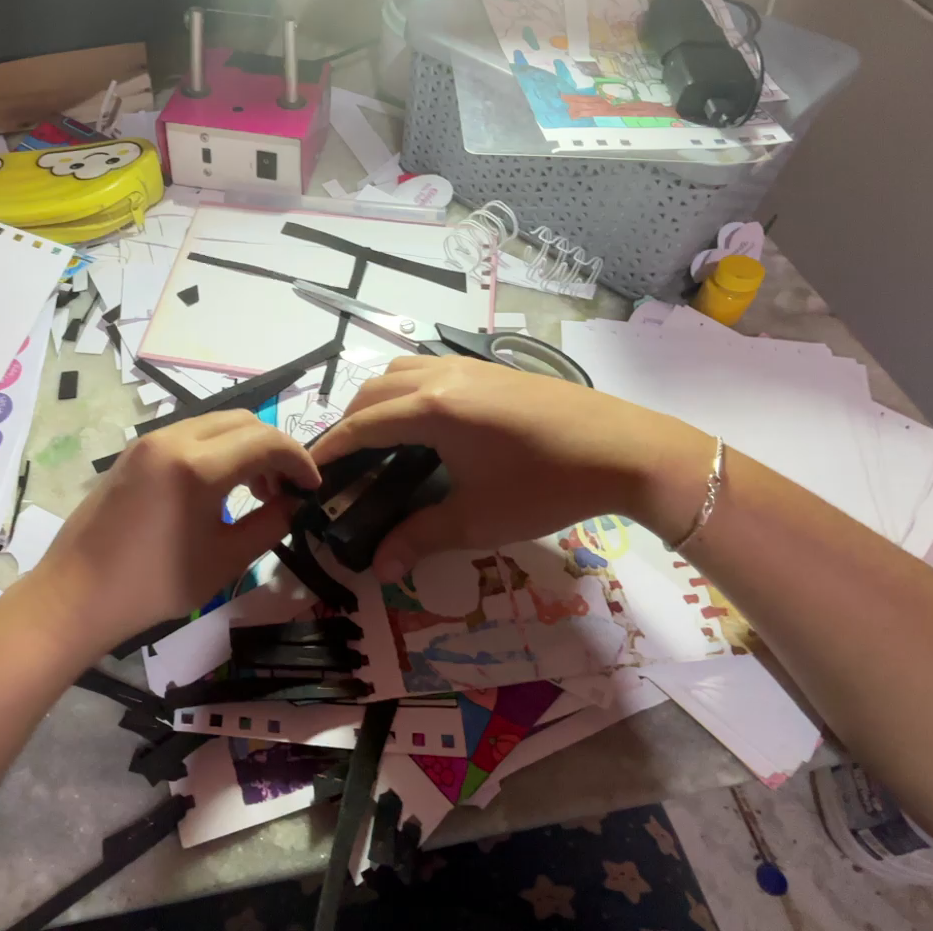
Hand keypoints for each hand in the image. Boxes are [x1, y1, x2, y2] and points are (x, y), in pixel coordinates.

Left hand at [34, 411, 321, 649]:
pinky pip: (190, 434)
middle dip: (274, 449)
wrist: (76, 595)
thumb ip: (269, 524)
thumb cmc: (153, 586)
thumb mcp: (224, 561)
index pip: (267, 441)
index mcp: (197, 465)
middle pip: (244, 421)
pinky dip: (217, 450)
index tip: (312, 487)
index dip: (299, 460)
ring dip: (245, 447)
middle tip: (284, 490)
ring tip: (255, 491)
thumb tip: (293, 503)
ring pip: (217, 423)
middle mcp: (173, 438)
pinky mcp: (135, 451)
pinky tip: (218, 488)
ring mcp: (150, 441)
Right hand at [308, 355, 711, 580]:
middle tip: (345, 464)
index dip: (329, 448)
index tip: (308, 471)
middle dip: (349, 423)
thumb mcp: (477, 518)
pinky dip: (406, 389)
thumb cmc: (546, 485)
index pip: (361, 424)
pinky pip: (428, 368)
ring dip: (378, 399)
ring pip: (400, 370)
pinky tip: (426, 423)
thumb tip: (379, 567)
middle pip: (373, 390)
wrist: (624, 449)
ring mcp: (468, 366)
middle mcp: (441, 376)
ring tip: (381, 439)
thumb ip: (419, 538)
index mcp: (431, 409)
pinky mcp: (490, 368)